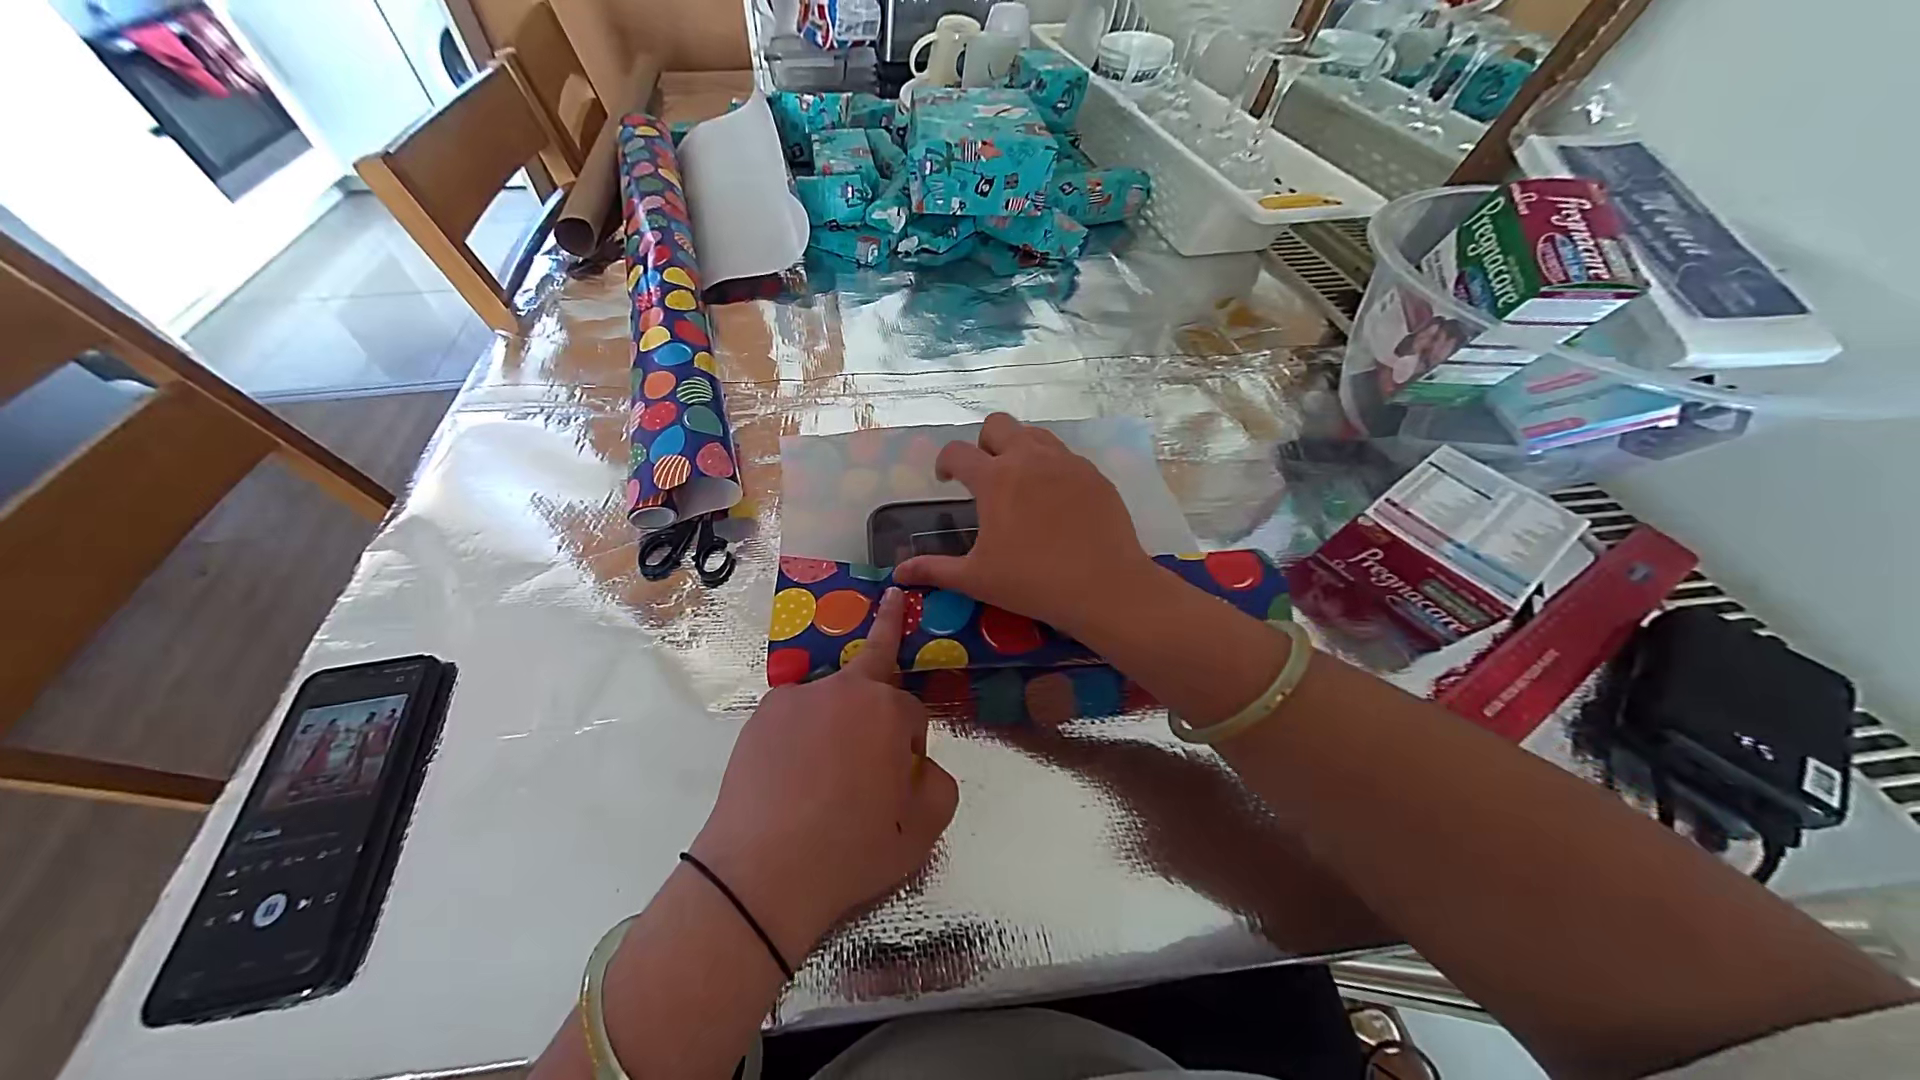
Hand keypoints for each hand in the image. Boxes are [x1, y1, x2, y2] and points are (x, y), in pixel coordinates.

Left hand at [691, 588, 958, 965]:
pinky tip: (792, 771)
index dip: (913, 745)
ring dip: (839, 715)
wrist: (761, 874)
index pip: (914, 712)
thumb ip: (938, 782)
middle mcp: (842, 689)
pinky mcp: (761, 717)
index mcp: (886, 709)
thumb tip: (918, 764)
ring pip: (832, 697)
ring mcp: (796, 698)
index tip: (903, 775)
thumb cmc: (852, 849)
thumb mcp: (924, 828)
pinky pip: (795, 715)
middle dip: (890, 626)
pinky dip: (801, 732)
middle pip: (875, 660)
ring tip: (825, 767)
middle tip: (895, 597)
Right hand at [894, 413, 1155, 635]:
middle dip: (984, 444)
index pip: (957, 452)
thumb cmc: (1033, 582)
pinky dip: (1051, 467)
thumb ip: (935, 570)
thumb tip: (898, 573)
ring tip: (1020, 483)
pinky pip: (1065, 456)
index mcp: (995, 479)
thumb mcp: (977, 579)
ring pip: (1034, 434)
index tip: (946, 480)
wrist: (1104, 587)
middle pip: (998, 425)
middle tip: (985, 476)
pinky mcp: (1094, 474)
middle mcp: (1029, 458)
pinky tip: (1055, 501)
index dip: (945, 463)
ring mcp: (1066, 462)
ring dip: (1018, 449)